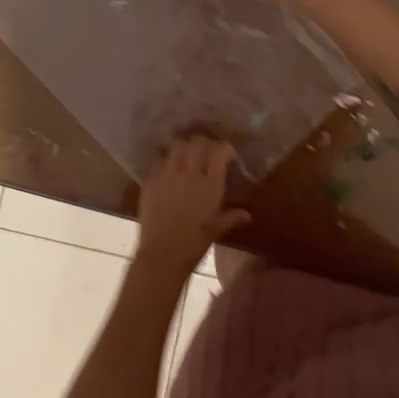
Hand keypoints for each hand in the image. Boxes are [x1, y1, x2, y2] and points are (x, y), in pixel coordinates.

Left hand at [136, 138, 249, 274]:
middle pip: (198, 143)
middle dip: (205, 143)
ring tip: (188, 155)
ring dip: (185, 146)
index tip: (228, 154)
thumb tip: (247, 214)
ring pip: (178, 145)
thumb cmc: (194, 244)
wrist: (162, 254)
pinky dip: (166, 157)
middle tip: (208, 152)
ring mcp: (168, 173)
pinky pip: (159, 158)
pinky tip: (169, 166)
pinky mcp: (151, 179)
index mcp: (210, 184)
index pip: (219, 152)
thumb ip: (232, 217)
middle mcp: (190, 173)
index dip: (225, 148)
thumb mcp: (217, 229)